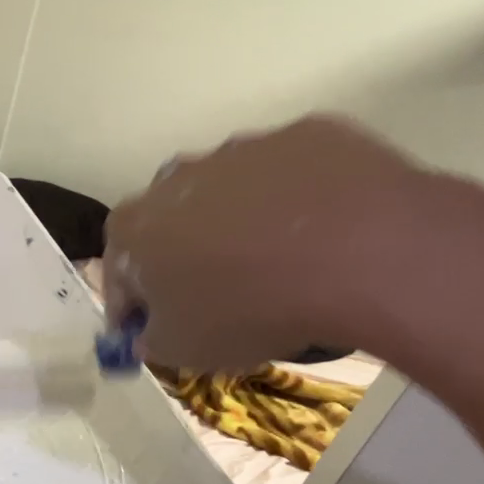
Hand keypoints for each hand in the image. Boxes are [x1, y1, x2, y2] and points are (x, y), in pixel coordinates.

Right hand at [102, 115, 431, 369]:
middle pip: (170, 223)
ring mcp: (242, 150)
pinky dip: (301, 201)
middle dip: (184, 254)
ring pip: (230, 192)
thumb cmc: (250, 307)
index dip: (132, 307)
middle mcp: (173, 177)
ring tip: (283, 263)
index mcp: (132, 227)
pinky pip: (294, 175)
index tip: (150, 331)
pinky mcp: (309, 134)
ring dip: (241, 223)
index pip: (117, 273)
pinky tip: (330, 234)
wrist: (366, 252)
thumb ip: (153, 339)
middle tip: (218, 294)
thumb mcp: (185, 348)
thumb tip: (151, 333)